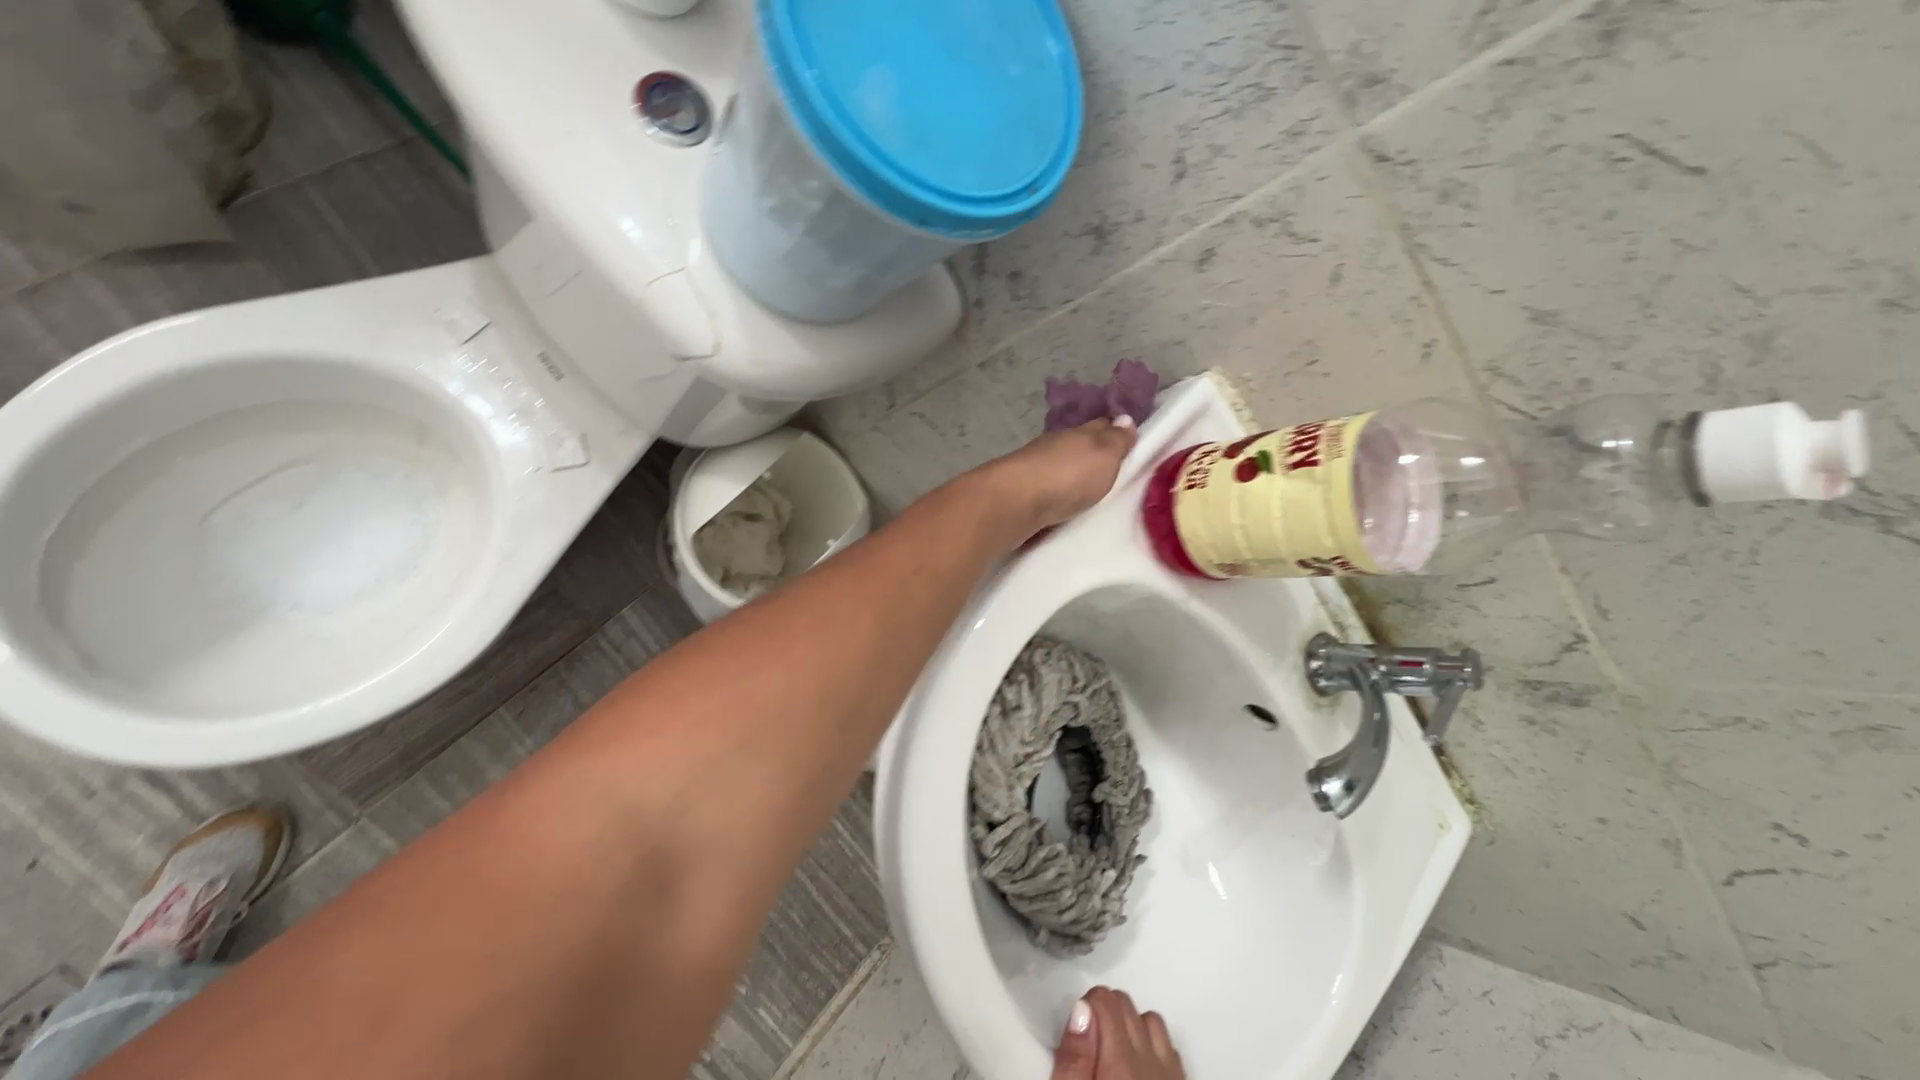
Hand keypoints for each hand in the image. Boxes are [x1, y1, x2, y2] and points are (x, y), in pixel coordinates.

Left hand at [974, 417, 1136, 543]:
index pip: (1100, 426)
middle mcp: (1054, 447)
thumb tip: (1125, 418)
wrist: (1014, 503)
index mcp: (1077, 434)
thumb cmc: (1066, 476)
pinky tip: (1063, 505)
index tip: (1128, 442)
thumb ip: (1116, 440)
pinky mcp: (1022, 495)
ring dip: (1072, 476)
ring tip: (1089, 492)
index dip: (1114, 432)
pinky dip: (1056, 495)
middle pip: (1078, 447)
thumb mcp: (1104, 455)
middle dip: (1092, 455)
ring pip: (1060, 468)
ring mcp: (1035, 470)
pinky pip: (1046, 491)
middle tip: (1111, 472)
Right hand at [1050, 986, 1183, 1079]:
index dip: (1085, 1005)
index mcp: (1120, 1063)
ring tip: (1111, 1048)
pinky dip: (1153, 1045)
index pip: (1106, 999)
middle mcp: (1152, 1062)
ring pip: (1151, 1020)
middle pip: (1127, 1004)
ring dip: (1131, 1026)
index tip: (1075, 1024)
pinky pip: (1170, 1046)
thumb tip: (1081, 1009)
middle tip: (1088, 1037)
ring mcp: (1171, 1073)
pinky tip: (1137, 1062)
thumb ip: (1073, 1057)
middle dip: (1105, 1011)